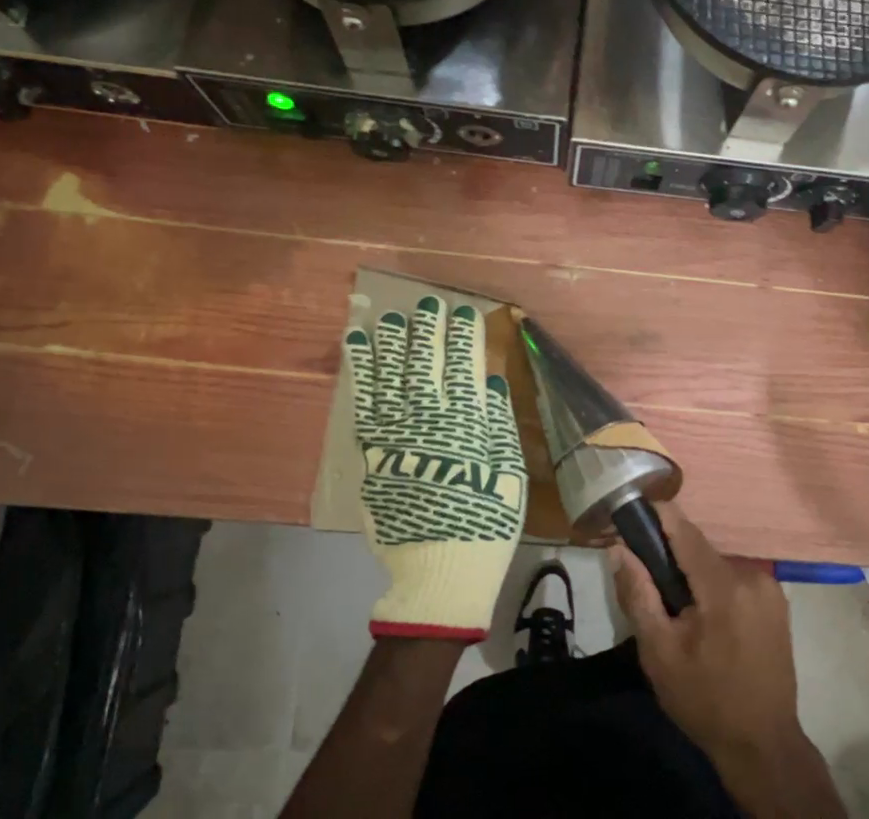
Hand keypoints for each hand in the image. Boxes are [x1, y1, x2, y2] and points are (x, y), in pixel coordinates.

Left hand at [343, 295, 526, 640]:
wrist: (441, 566)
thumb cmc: (486, 521)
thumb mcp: (509, 472)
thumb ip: (497, 424)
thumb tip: (489, 382)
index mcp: (471, 421)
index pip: (467, 365)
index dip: (465, 335)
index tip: (464, 312)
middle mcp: (433, 417)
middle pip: (428, 362)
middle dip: (429, 328)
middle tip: (427, 302)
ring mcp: (398, 432)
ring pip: (393, 374)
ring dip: (393, 342)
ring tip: (391, 317)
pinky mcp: (373, 450)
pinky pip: (365, 401)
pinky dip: (361, 371)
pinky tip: (359, 348)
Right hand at [612, 505, 843, 816]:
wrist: (763, 743)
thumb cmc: (704, 700)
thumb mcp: (659, 651)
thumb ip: (638, 594)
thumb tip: (619, 549)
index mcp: (725, 586)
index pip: (686, 531)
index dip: (657, 515)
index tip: (630, 510)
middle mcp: (753, 576)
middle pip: (701, 550)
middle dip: (671, 558)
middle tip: (644, 580)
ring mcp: (771, 590)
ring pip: (718, 566)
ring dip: (693, 576)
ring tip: (673, 609)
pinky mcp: (778, 604)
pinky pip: (736, 581)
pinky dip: (714, 589)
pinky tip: (703, 620)